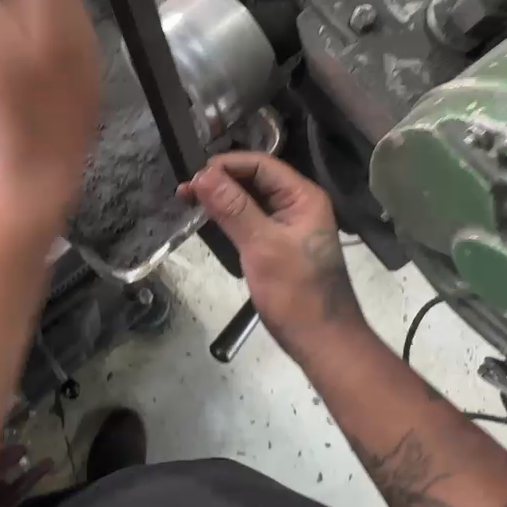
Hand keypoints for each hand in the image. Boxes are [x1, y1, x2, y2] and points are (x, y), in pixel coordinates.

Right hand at [180, 152, 366, 355]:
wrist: (322, 341)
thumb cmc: (297, 293)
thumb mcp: (262, 246)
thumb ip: (233, 208)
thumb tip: (202, 174)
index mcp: (303, 197)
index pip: (260, 164)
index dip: (226, 166)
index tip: (193, 177)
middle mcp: (297, 205)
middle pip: (254, 179)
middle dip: (219, 181)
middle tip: (184, 191)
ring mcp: (287, 225)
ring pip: (249, 200)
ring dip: (220, 199)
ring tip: (187, 202)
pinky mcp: (276, 245)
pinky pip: (249, 220)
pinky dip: (227, 217)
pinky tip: (206, 220)